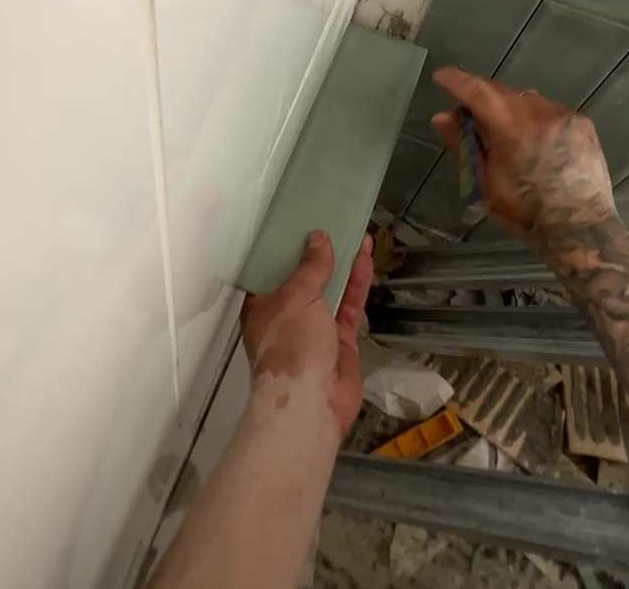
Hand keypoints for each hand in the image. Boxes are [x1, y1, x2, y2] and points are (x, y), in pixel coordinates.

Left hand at [240, 231, 373, 437]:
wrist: (310, 405)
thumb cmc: (289, 349)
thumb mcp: (296, 298)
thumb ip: (310, 267)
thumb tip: (318, 239)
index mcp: (262, 305)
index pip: (271, 269)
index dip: (285, 247)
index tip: (298, 223)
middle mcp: (286, 314)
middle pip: (304, 276)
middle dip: (319, 252)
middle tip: (332, 223)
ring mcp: (314, 326)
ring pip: (330, 288)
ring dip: (343, 263)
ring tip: (356, 234)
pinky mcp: (339, 339)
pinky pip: (349, 304)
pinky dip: (357, 283)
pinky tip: (365, 260)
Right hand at [430, 66, 616, 234]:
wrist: (578, 227)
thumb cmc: (524, 210)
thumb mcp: (484, 182)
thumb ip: (462, 145)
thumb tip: (441, 117)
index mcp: (512, 130)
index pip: (478, 93)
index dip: (457, 81)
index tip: (441, 76)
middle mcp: (539, 114)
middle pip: (501, 91)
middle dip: (481, 95)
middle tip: (468, 112)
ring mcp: (563, 116)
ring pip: (525, 97)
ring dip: (507, 104)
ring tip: (501, 126)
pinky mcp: (582, 122)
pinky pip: (548, 107)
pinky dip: (532, 113)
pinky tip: (531, 134)